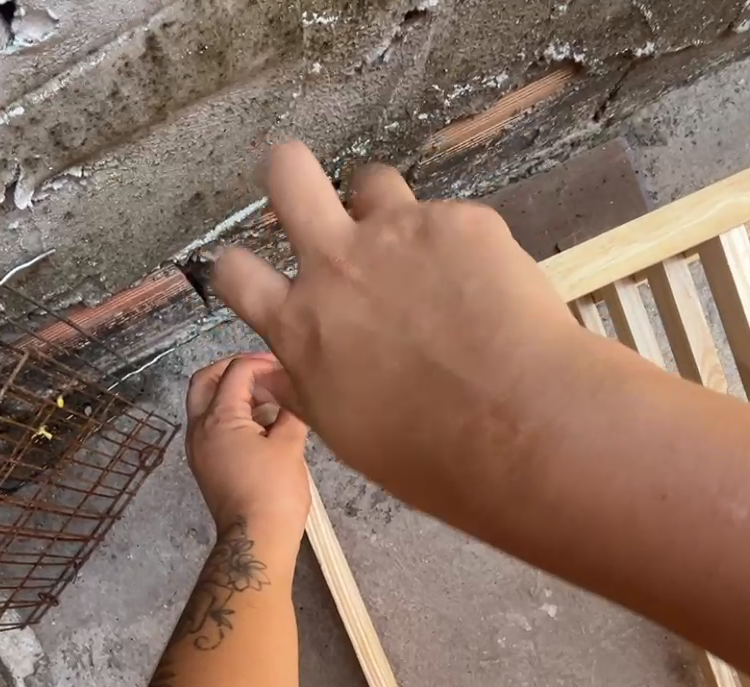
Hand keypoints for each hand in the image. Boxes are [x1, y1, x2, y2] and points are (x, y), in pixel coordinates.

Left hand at [184, 353, 311, 539]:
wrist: (256, 538)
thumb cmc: (274, 492)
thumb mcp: (290, 445)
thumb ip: (292, 412)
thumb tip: (295, 397)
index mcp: (218, 418)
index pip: (236, 372)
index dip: (262, 363)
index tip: (286, 369)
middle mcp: (199, 429)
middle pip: (205, 381)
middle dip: (233, 370)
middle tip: (263, 372)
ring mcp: (198, 449)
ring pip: (204, 405)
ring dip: (230, 393)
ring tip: (267, 398)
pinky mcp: (204, 466)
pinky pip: (210, 427)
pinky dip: (230, 416)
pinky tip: (260, 425)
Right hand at [209, 142, 606, 514]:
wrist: (515, 426)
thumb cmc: (424, 453)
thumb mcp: (343, 433)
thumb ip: (305, 392)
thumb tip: (275, 378)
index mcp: (300, 326)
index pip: (234, 272)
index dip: (236, 267)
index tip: (252, 272)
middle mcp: (338, 266)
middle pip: (287, 172)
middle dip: (285, 171)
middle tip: (304, 192)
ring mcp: (398, 234)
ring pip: (372, 182)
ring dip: (382, 210)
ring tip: (415, 251)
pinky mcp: (460, 222)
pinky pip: (447, 218)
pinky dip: (456, 246)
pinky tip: (483, 287)